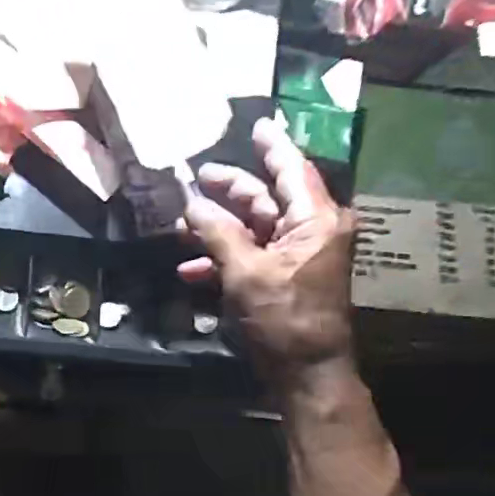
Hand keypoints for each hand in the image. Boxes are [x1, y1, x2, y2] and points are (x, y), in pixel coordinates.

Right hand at [179, 118, 356, 379]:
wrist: (304, 371)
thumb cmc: (283, 318)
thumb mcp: (245, 273)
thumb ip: (217, 234)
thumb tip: (191, 205)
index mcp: (315, 220)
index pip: (292, 169)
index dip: (272, 146)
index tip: (257, 124)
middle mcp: (310, 230)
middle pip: (265, 199)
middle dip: (227, 192)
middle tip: (197, 179)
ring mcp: (296, 256)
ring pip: (252, 229)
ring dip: (217, 230)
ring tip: (180, 229)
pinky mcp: (282, 278)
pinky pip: (250, 256)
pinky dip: (222, 260)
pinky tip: (191, 270)